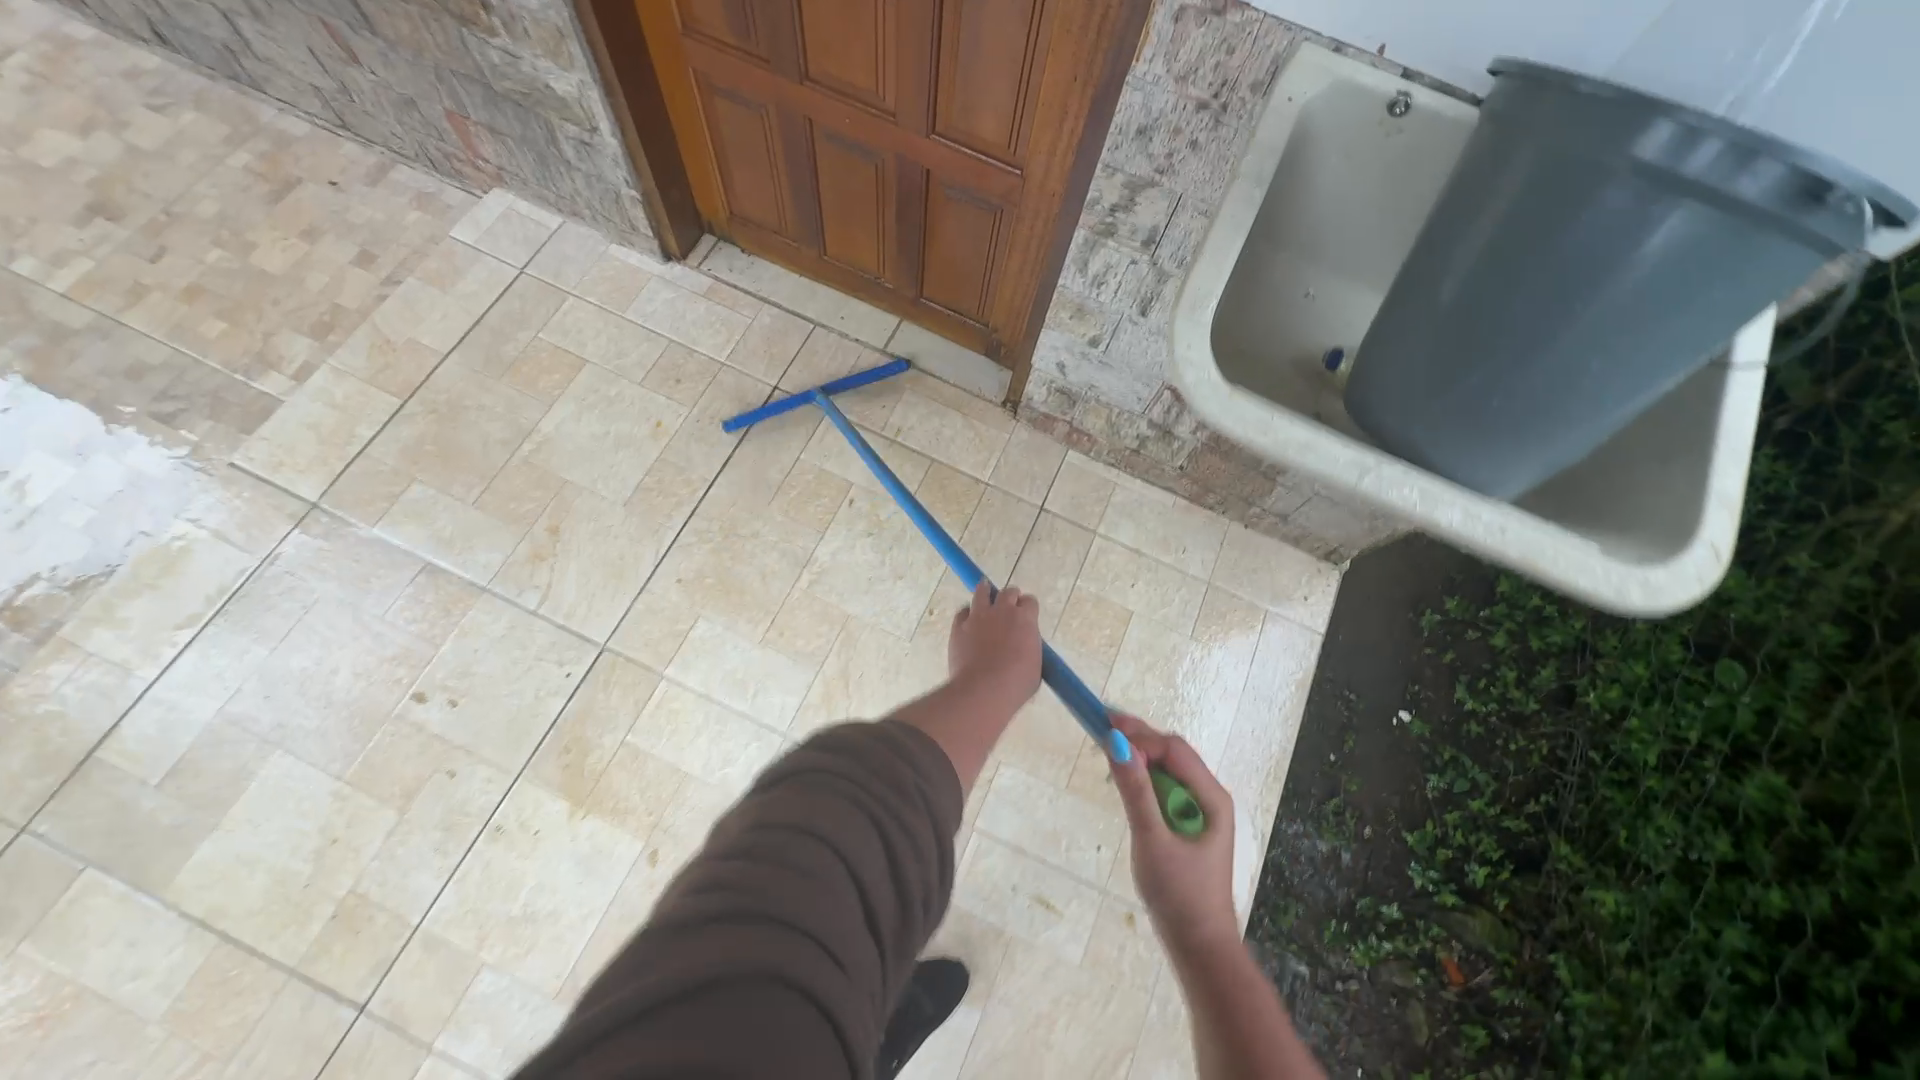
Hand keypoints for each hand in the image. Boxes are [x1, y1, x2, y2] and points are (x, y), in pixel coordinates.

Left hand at [947, 582, 1041, 710]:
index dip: (1027, 608)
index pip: (1030, 602)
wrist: (984, 689)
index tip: (1026, 616)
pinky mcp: (959, 626)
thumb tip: (1025, 649)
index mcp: (1025, 619)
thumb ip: (1030, 649)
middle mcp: (1002, 611)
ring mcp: (978, 616)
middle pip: (1008, 592)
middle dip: (1010, 598)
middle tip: (1008, 607)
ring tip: (985, 592)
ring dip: (985, 592)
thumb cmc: (1016, 683)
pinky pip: (962, 612)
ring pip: (981, 592)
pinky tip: (968, 621)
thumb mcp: (1035, 666)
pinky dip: (966, 614)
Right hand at [1108, 712, 1238, 954]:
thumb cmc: (1179, 895)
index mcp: (1211, 797)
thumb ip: (1135, 791)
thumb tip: (1116, 743)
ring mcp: (1200, 812)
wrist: (1199, 946)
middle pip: (1172, 753)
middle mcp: (1209, 797)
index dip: (1140, 736)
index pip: (1173, 748)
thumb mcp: (1151, 840)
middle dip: (1138, 738)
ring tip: (1107, 746)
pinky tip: (1124, 778)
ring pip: (1167, 770)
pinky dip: (1143, 777)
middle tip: (1100, 724)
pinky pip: (1165, 789)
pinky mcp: (1187, 826)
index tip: (1104, 730)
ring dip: (1139, 755)